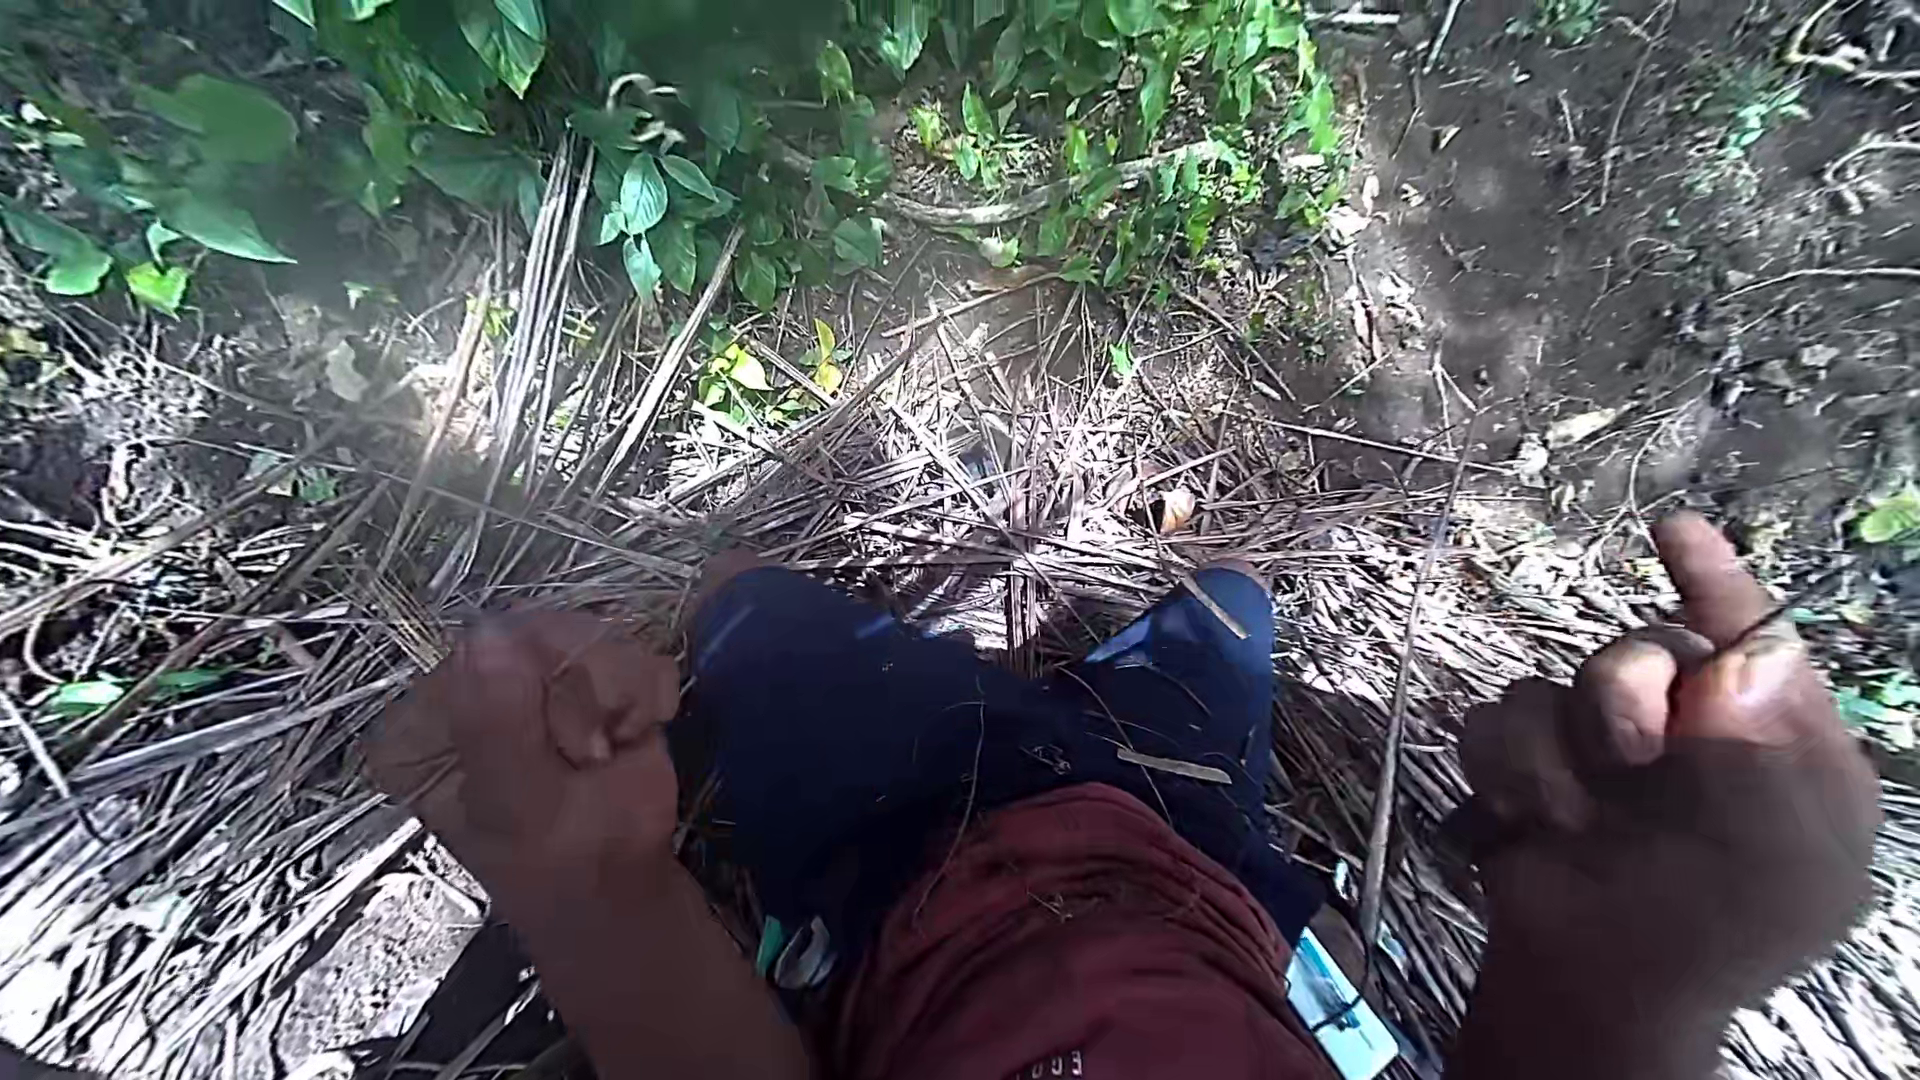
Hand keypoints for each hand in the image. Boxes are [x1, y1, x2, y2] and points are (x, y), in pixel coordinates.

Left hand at [363, 612, 682, 911]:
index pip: (485, 648)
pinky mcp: (604, 682)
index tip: (565, 745)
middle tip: (595, 750)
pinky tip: (640, 730)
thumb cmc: (560, 858)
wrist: (625, 879)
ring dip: (627, 694)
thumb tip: (487, 634)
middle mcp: (485, 689)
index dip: (539, 681)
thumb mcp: (518, 803)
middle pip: (552, 632)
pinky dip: (653, 692)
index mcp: (434, 720)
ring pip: (603, 635)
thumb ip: (496, 723)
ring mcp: (549, 681)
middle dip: (593, 691)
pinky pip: (641, 650)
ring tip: (618, 743)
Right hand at [1461, 513, 1878, 1020]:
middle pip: (1630, 654)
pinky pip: (1488, 722)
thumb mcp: (1771, 862)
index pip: (1747, 643)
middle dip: (1618, 700)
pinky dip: (1500, 766)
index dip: (1713, 581)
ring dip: (1547, 758)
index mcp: (1762, 743)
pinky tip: (1519, 811)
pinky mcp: (1514, 751)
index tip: (1674, 529)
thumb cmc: (1704, 926)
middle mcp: (1673, 727)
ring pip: (1542, 690)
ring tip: (1561, 817)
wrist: (1588, 965)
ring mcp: (1583, 738)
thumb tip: (1753, 657)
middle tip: (1628, 761)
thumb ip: (1768, 761)